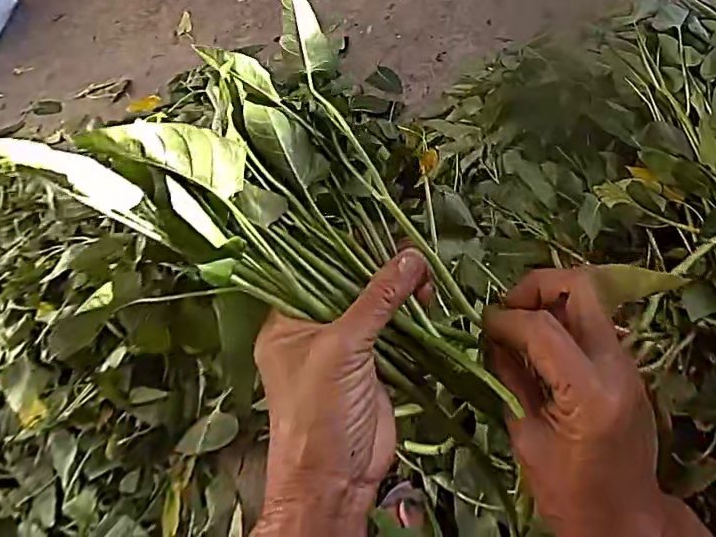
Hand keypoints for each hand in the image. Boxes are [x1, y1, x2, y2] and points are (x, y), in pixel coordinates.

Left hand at [251, 249, 430, 536]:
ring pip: (376, 302)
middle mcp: (315, 328)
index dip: (347, 247)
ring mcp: (345, 345)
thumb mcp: (342, 349)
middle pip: (351, 282)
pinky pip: (394, 326)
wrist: (336, 485)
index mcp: (289, 321)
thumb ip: (377, 299)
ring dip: (402, 288)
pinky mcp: (374, 361)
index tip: (381, 229)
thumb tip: (410, 256)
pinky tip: (426, 300)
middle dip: (383, 267)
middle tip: (413, 255)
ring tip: (424, 281)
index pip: (315, 268)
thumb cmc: (318, 418)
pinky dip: (412, 312)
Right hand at [485, 269, 711, 536]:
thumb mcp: (528, 442)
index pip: (544, 327)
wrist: (630, 526)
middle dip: (537, 286)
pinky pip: (593, 323)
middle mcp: (616, 366)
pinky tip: (541, 345)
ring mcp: (628, 363)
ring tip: (521, 324)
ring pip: (589, 299)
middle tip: (509, 308)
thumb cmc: (572, 499)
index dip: (507, 319)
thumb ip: (510, 381)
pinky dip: (564, 320)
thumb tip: (491, 338)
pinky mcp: (628, 366)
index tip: (485, 324)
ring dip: (551, 300)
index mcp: (590, 393)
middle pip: (580, 286)